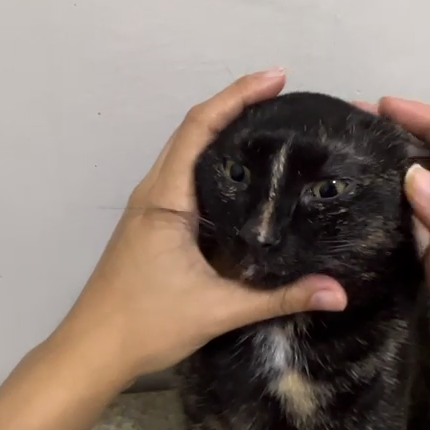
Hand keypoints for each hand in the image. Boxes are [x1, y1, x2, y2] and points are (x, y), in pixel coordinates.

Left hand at [57, 70, 347, 382]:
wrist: (91, 351)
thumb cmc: (145, 324)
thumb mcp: (219, 310)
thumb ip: (280, 298)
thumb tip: (338, 292)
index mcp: (165, 199)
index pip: (199, 127)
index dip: (238, 95)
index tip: (277, 78)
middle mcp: (154, 193)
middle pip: (192, 129)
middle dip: (235, 104)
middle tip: (283, 98)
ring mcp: (149, 207)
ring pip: (186, 152)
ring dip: (221, 129)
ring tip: (268, 125)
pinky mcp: (151, 224)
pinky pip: (184, 176)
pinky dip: (212, 160)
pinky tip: (242, 176)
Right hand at [376, 97, 429, 415]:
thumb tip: (411, 176)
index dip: (429, 120)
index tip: (384, 106)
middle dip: (405, 139)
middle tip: (355, 128)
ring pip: (422, 197)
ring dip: (393, 176)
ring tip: (350, 159)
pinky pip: (412, 234)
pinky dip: (389, 218)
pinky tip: (362, 209)